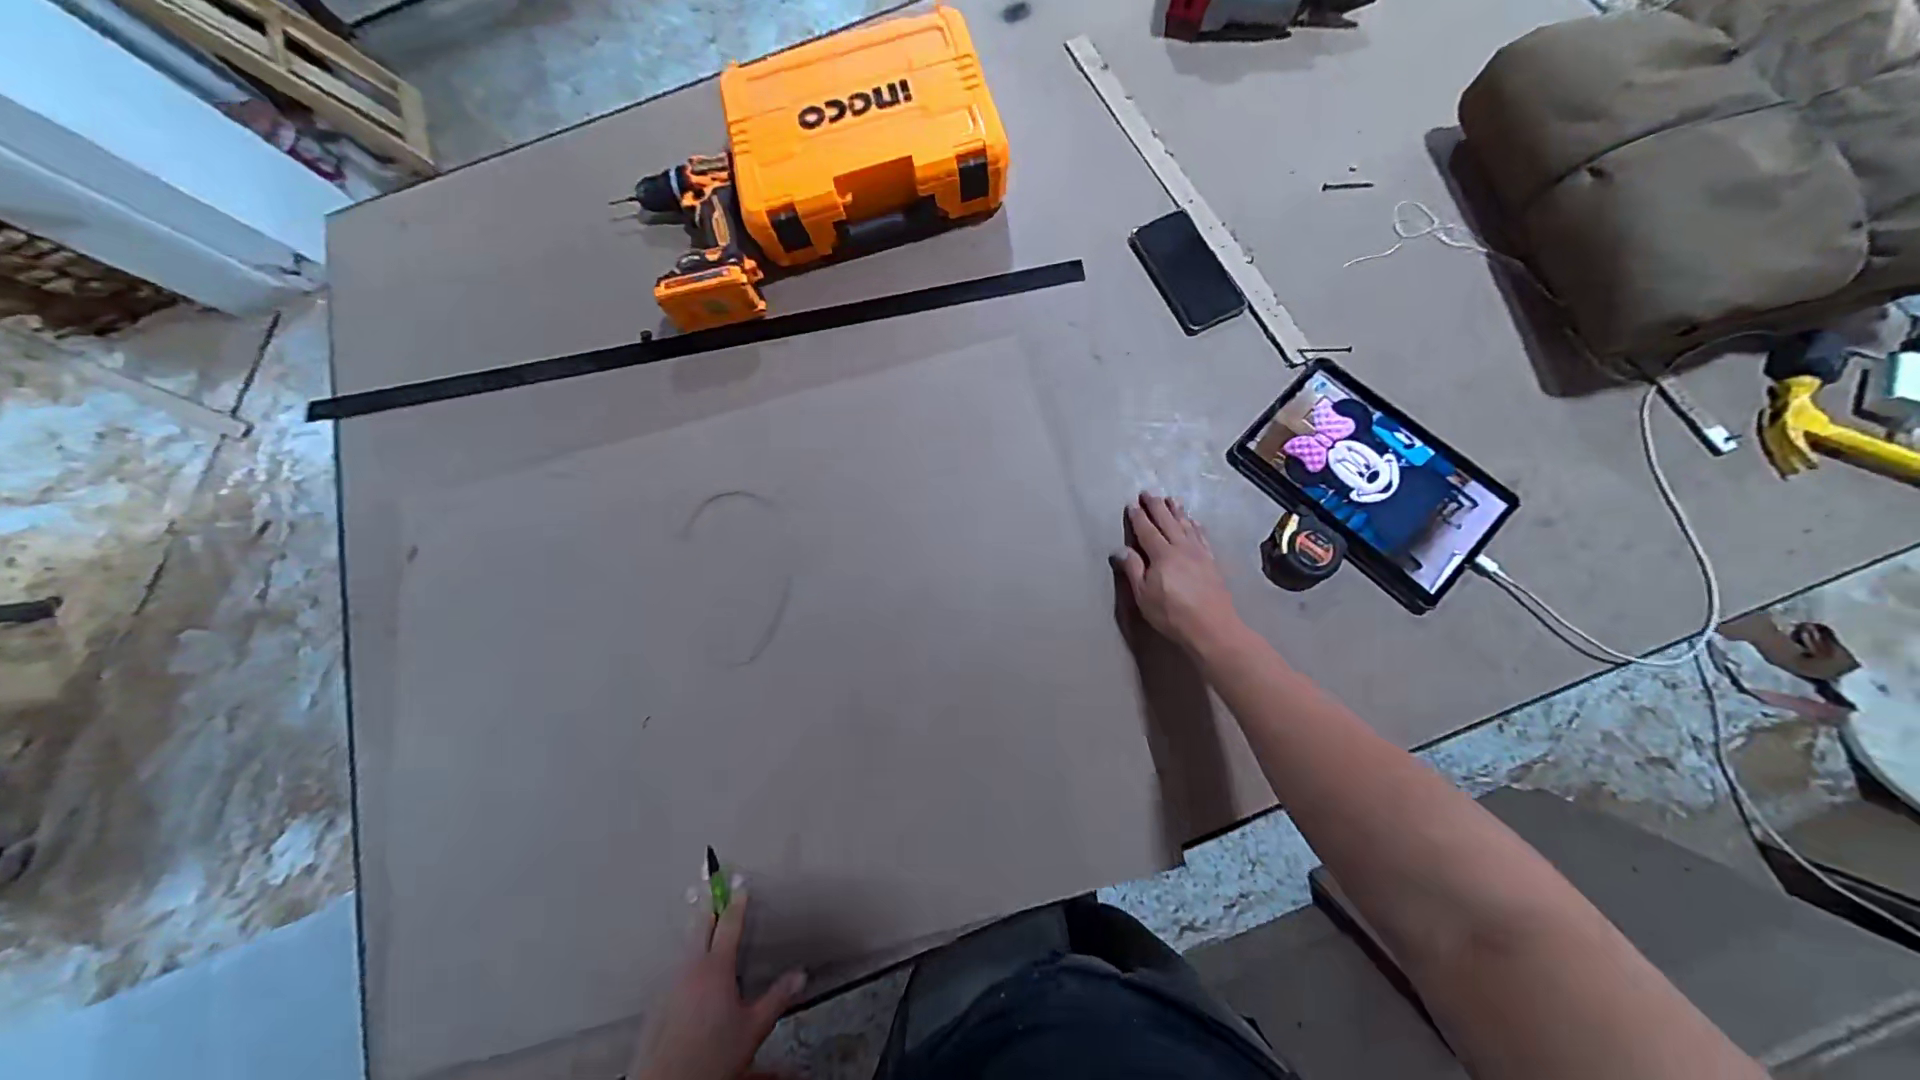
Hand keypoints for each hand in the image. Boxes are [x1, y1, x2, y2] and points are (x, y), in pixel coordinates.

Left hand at [630, 883, 806, 1079]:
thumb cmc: (715, 1055)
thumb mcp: (754, 1027)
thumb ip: (777, 997)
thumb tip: (801, 975)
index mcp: (716, 967)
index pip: (728, 925)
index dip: (736, 904)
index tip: (740, 886)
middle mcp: (691, 968)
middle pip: (699, 926)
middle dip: (709, 908)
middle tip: (716, 892)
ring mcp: (671, 983)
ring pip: (685, 946)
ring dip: (696, 931)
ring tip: (704, 923)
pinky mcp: (658, 1001)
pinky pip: (675, 968)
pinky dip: (685, 958)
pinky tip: (690, 968)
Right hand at [1113, 492, 1242, 652]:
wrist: (1213, 627)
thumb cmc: (1172, 614)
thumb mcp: (1143, 595)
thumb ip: (1133, 570)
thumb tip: (1121, 550)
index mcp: (1162, 555)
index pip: (1147, 531)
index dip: (1138, 517)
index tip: (1132, 504)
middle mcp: (1181, 548)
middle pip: (1167, 522)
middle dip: (1157, 506)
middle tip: (1149, 492)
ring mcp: (1199, 553)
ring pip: (1186, 526)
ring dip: (1177, 511)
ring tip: (1171, 499)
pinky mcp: (1211, 562)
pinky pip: (1202, 537)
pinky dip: (1196, 526)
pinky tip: (1194, 522)